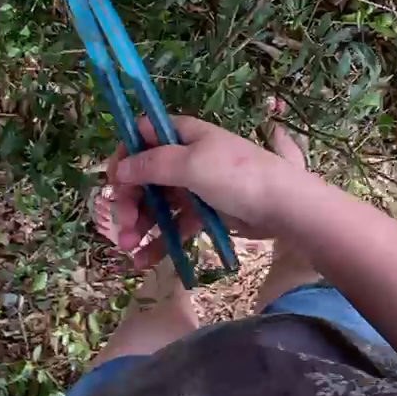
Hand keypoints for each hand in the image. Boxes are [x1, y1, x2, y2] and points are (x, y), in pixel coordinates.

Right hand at [106, 116, 311, 258]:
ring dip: (139, 225)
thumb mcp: (191, 164)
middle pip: (144, 175)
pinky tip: (144, 260)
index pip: (142, 136)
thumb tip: (120, 167)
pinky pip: (173, 225)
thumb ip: (152, 164)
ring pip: (156, 203)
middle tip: (122, 227)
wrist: (283, 206)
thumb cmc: (236, 176)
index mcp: (184, 135)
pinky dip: (158, 241)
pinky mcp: (203, 213)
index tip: (113, 182)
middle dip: (128, 201)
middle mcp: (186, 157)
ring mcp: (194, 186)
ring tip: (129, 249)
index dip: (125, 156)